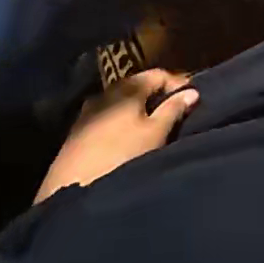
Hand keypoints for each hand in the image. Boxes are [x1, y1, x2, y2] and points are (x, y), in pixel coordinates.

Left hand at [34, 69, 198, 203]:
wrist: (71, 188)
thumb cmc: (122, 155)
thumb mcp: (156, 133)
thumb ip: (174, 109)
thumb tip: (192, 90)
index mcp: (126, 87)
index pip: (158, 74)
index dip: (177, 85)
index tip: (192, 102)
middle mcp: (105, 92)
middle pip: (138, 87)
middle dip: (159, 99)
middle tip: (177, 117)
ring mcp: (88, 111)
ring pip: (122, 104)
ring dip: (140, 113)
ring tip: (155, 131)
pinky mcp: (78, 133)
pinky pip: (108, 119)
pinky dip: (123, 124)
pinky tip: (129, 142)